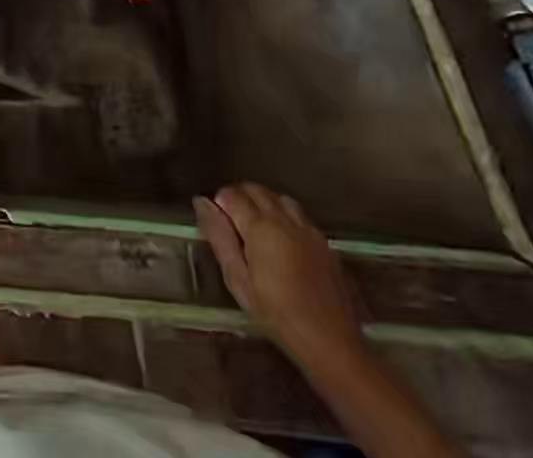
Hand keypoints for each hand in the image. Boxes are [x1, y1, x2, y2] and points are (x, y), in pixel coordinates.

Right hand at [195, 183, 363, 365]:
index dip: (218, 202)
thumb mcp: (237, 278)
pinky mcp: (325, 243)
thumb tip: (202, 202)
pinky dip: (284, 215)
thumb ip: (219, 235)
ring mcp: (309, 230)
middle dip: (239, 197)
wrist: (330, 342)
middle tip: (230, 224)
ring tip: (255, 229)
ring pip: (280, 198)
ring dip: (263, 203)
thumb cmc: (274, 313)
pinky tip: (281, 241)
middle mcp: (286, 220)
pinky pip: (299, 215)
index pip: (232, 194)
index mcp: (261, 227)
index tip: (215, 221)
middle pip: (257, 190)